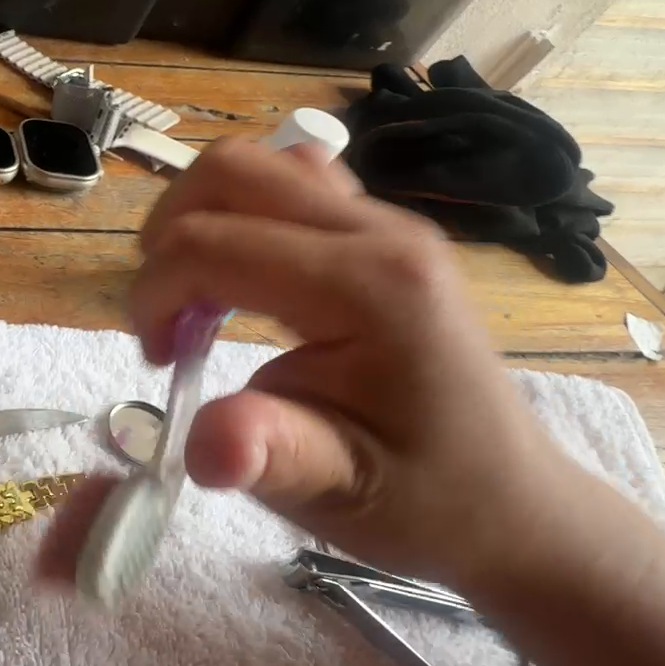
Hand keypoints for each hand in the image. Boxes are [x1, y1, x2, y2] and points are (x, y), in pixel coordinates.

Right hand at [43, 137, 596, 590]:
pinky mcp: (373, 226)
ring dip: (194, 223)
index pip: (211, 244)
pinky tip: (243, 277)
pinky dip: (234, 217)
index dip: (155, 296)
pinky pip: (283, 180)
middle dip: (166, 242)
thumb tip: (205, 447)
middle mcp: (379, 231)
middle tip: (171, 317)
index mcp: (369, 287)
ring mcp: (381, 220)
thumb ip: (272, 458)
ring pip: (248, 165)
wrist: (509, 500)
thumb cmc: (422, 499)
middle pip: (226, 172)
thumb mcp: (341, 492)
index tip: (162, 360)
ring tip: (198, 297)